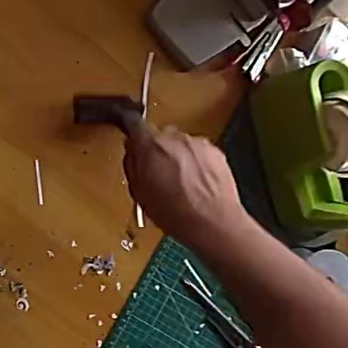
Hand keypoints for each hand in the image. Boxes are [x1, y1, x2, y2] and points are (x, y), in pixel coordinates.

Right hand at [121, 122, 251, 246]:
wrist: (211, 223)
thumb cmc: (176, 212)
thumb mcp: (138, 192)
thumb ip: (132, 165)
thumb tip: (132, 154)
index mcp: (150, 145)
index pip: (135, 124)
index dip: (132, 132)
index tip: (132, 138)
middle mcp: (174, 138)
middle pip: (160, 135)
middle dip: (157, 150)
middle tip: (156, 173)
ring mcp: (197, 143)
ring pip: (180, 144)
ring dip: (178, 157)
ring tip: (179, 183)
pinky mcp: (215, 151)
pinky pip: (199, 151)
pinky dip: (196, 162)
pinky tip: (194, 183)